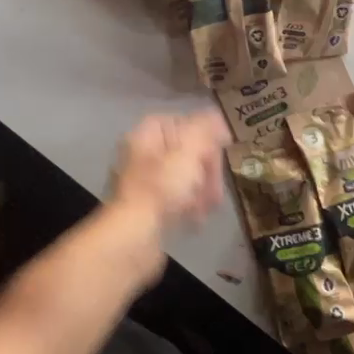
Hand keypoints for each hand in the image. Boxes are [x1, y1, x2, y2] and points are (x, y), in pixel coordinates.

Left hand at [108, 111, 229, 235]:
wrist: (133, 236)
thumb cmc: (161, 188)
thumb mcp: (189, 151)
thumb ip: (205, 129)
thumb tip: (217, 117)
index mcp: (146, 135)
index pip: (180, 122)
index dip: (204, 136)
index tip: (221, 150)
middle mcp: (141, 155)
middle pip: (184, 152)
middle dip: (206, 169)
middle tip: (215, 187)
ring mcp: (143, 183)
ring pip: (182, 178)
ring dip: (201, 190)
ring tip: (209, 206)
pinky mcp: (146, 208)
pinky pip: (175, 200)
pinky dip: (189, 206)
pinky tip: (197, 218)